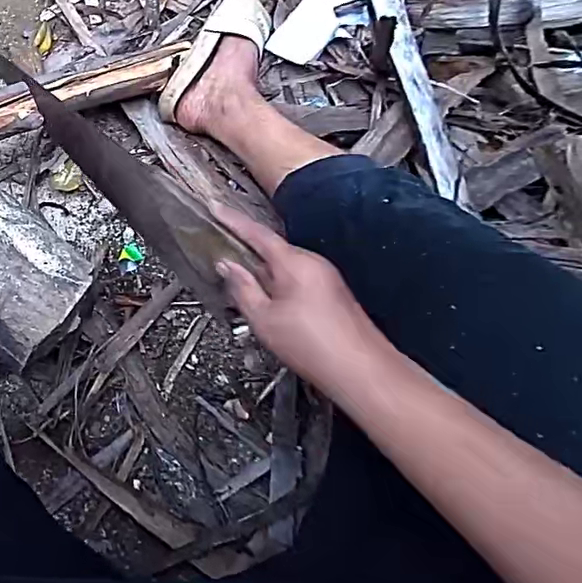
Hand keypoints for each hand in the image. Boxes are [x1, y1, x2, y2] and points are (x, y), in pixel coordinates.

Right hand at [209, 204, 397, 395]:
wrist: (364, 374)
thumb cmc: (318, 348)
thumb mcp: (262, 318)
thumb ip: (241, 286)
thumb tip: (228, 267)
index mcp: (294, 264)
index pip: (256, 233)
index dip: (232, 219)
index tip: (216, 208)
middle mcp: (313, 264)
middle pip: (270, 249)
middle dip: (247, 254)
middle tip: (224, 259)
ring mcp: (326, 277)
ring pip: (284, 265)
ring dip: (263, 273)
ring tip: (248, 293)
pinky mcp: (332, 292)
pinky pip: (297, 277)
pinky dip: (279, 284)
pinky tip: (272, 306)